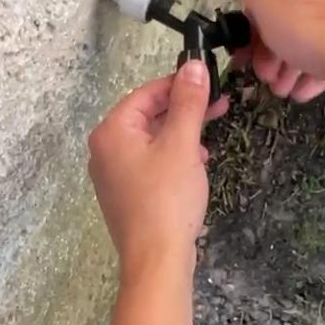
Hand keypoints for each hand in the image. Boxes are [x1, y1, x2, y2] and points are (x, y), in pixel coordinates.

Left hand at [87, 60, 227, 277]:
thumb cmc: (167, 199)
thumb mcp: (182, 144)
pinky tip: (194, 167)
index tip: (210, 83)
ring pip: (150, 142)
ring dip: (181, 136)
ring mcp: (113, 176)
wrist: (157, 259)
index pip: (146, 94)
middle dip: (183, 112)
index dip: (179, 84)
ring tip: (208, 142)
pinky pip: (150, 165)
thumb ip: (188, 102)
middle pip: (147, 117)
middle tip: (219, 108)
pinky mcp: (126, 196)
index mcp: (112, 132)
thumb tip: (192, 66)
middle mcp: (105, 151)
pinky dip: (172, 159)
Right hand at [216, 0, 324, 101]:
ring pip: (305, 43)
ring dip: (287, 69)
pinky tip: (302, 92)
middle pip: (285, 22)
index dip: (252, 25)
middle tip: (264, 76)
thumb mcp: (265, 2)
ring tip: (283, 90)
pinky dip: (310, 75)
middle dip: (269, 54)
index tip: (245, 51)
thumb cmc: (307, 29)